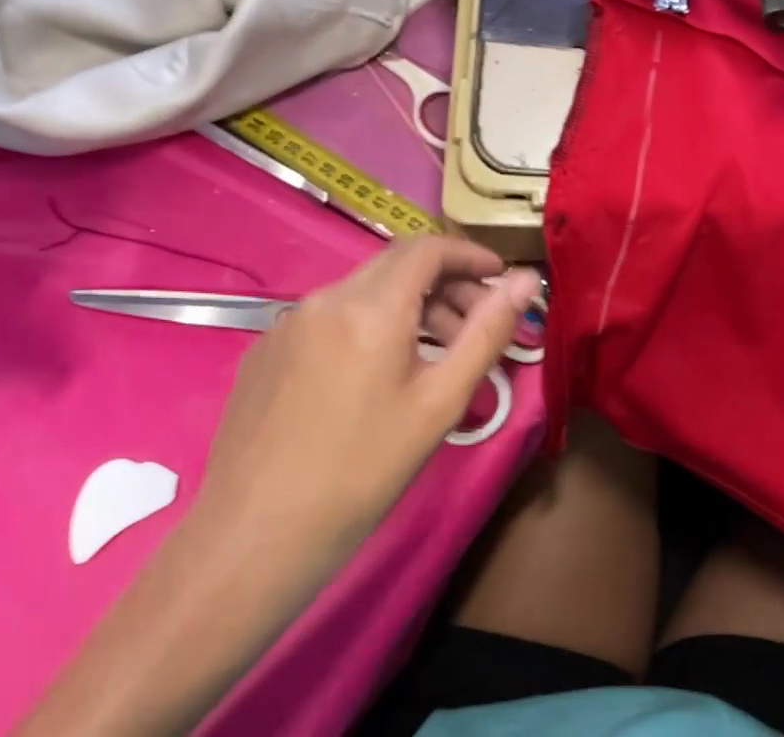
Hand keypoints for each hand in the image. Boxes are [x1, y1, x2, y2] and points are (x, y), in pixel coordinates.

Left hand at [196, 234, 539, 554]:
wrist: (257, 534)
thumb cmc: (364, 469)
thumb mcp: (441, 401)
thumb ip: (488, 332)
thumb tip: (527, 280)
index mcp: (369, 308)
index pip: (428, 249)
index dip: (471, 255)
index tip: (501, 278)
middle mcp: (324, 301)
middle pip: (397, 267)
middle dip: (447, 284)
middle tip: (480, 324)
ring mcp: (286, 326)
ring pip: (364, 293)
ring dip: (411, 308)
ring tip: (439, 355)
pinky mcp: (265, 353)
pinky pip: (331, 320)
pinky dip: (371, 327)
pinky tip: (380, 376)